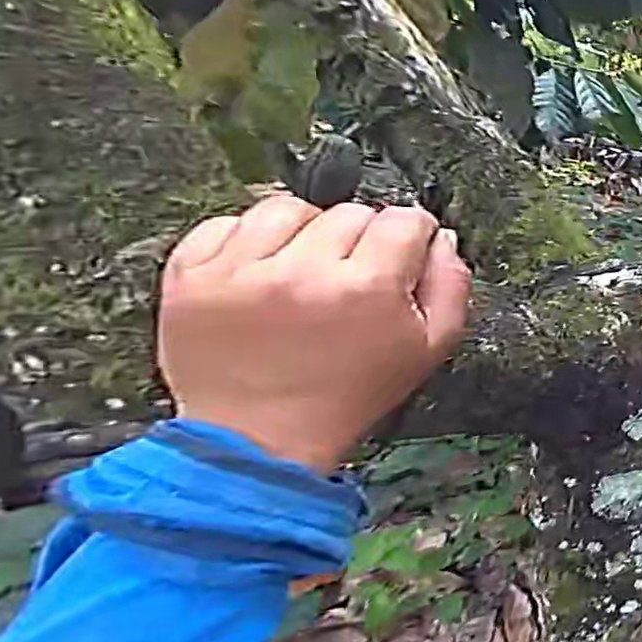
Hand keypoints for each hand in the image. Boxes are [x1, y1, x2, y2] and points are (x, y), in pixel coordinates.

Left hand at [157, 197, 472, 472]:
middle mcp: (302, 271)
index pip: (403, 219)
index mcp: (367, 287)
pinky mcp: (191, 278)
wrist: (262, 433)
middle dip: (365, 236)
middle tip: (361, 272)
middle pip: (351, 211)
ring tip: (311, 265)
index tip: (409, 249)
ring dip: (309, 229)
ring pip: (289, 208)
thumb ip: (451, 282)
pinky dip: (252, 236)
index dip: (414, 233)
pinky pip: (226, 222)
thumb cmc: (353, 389)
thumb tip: (440, 237)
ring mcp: (240, 272)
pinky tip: (269, 267)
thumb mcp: (434, 342)